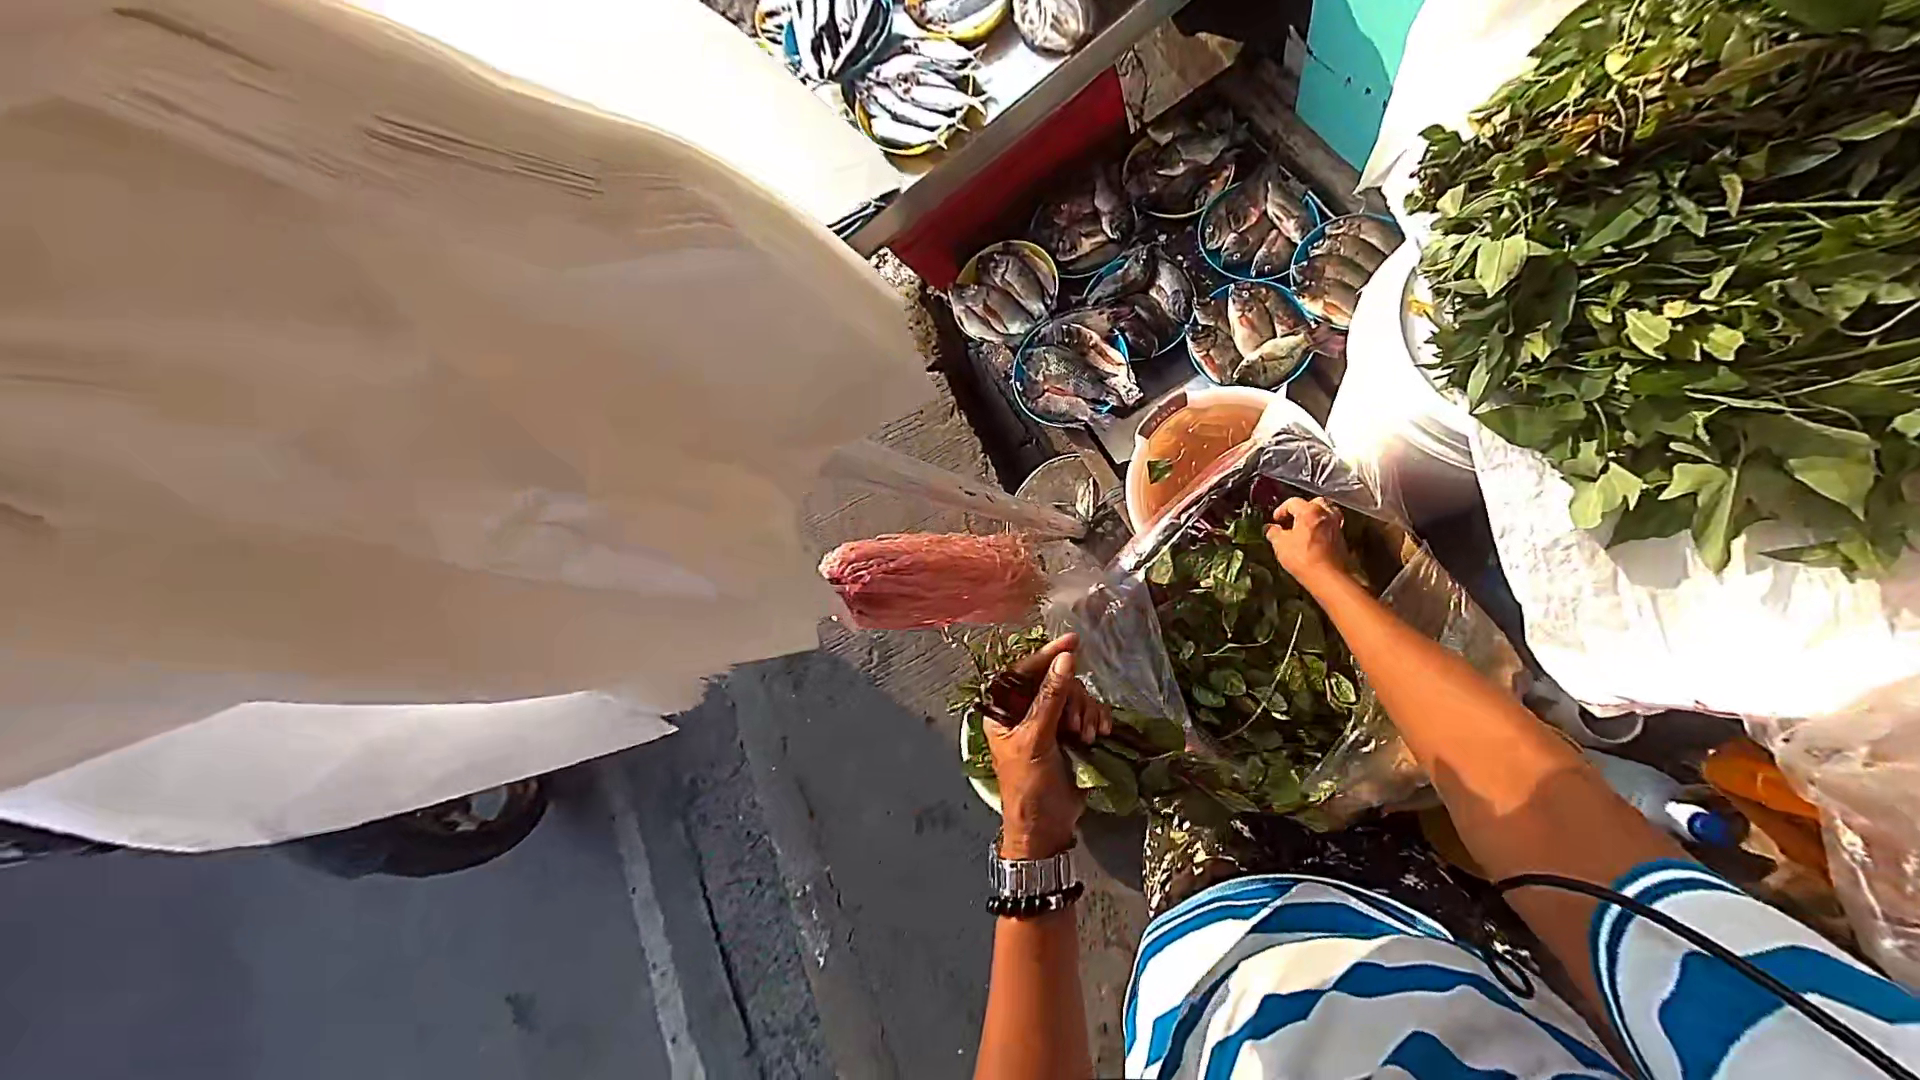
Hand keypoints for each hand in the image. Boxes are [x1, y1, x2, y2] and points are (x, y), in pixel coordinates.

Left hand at [985, 633, 1111, 859]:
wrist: (1047, 828)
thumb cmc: (1028, 786)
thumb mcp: (1036, 739)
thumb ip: (1051, 698)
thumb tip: (1065, 659)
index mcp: (1004, 709)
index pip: (1025, 671)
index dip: (1048, 655)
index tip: (1073, 641)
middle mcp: (1025, 711)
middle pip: (1055, 680)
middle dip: (1071, 697)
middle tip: (1076, 725)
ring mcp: (1049, 722)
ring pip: (1074, 695)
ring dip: (1085, 711)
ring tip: (1086, 736)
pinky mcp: (1070, 734)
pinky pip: (1088, 711)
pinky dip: (1096, 719)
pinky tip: (1099, 733)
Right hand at [1266, 497, 1349, 587]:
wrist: (1328, 576)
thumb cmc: (1305, 558)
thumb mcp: (1280, 545)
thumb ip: (1273, 533)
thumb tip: (1270, 529)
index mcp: (1310, 511)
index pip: (1293, 502)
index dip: (1281, 510)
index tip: (1275, 519)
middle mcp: (1326, 515)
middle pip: (1314, 503)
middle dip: (1302, 508)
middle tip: (1291, 519)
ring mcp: (1336, 526)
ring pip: (1325, 513)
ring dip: (1314, 517)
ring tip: (1302, 527)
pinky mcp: (1341, 539)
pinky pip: (1330, 526)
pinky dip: (1321, 528)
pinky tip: (1312, 538)